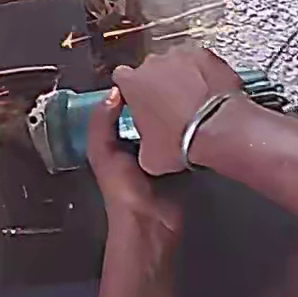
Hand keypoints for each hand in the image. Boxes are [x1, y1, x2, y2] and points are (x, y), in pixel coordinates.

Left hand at [88, 88, 182, 243]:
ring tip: (185, 90)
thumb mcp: (102, 152)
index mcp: (115, 141)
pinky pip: (185, 139)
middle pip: (147, 116)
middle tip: (168, 77)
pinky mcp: (181, 161)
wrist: (150, 222)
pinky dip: (189, 129)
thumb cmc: (122, 189)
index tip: (142, 73)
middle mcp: (138, 145)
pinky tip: (196, 113)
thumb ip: (101, 123)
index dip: (130, 95)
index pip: (122, 110)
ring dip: (174, 114)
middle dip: (155, 102)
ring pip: (167, 126)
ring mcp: (161, 154)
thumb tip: (114, 91)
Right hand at [111, 46, 246, 175]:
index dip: (131, 89)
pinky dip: (202, 72)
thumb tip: (147, 147)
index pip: (122, 77)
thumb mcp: (149, 157)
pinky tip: (209, 91)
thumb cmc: (183, 140)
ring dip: (180, 76)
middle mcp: (153, 63)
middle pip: (150, 68)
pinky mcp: (205, 54)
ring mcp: (180, 55)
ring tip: (193, 100)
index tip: (139, 100)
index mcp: (131, 82)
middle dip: (157, 83)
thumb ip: (140, 142)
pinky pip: (199, 61)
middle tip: (170, 106)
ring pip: (175, 62)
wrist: (219, 130)